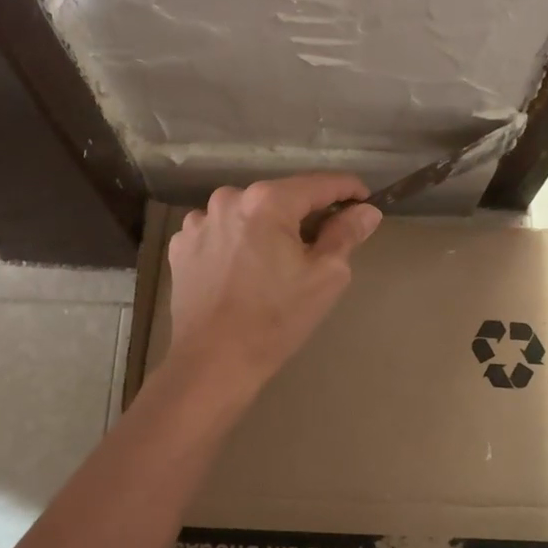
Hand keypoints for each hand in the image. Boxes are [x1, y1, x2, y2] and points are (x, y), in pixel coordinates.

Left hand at [163, 175, 382, 394]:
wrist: (214, 362)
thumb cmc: (276, 319)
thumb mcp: (326, 276)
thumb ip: (346, 235)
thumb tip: (366, 211)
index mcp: (267, 202)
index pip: (318, 184)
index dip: (347, 190)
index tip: (365, 199)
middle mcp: (228, 199)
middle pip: (280, 199)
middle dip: (304, 216)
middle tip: (323, 245)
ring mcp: (198, 222)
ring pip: (247, 215)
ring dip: (266, 230)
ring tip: (276, 264)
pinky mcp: (181, 246)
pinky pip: (219, 233)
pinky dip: (236, 244)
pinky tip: (242, 272)